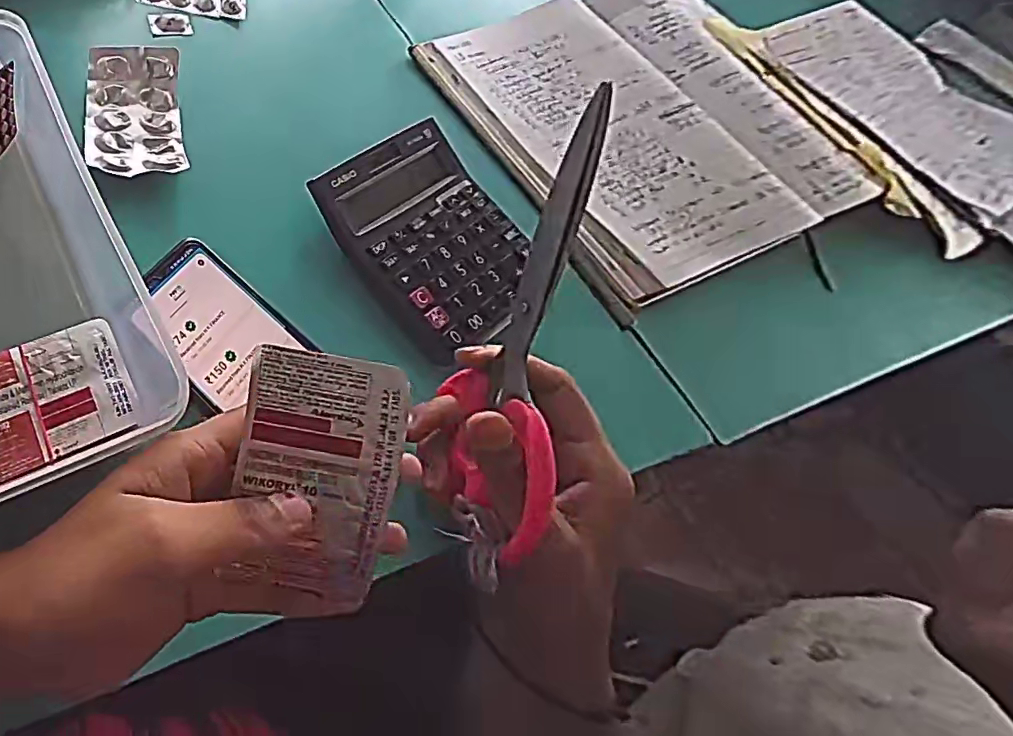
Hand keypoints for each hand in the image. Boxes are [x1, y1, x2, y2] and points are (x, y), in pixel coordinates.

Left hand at [0, 407, 407, 697]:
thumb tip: (306, 507)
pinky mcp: (204, 585)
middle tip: (401, 489)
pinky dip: (301, 585)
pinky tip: (346, 591)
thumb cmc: (89, 571)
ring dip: (330, 537)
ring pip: (279, 532)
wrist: (31, 635)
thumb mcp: (163, 540)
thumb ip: (236, 525)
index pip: (259, 427)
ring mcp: (206, 539)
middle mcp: (203, 491)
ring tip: (392, 540)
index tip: (367, 427)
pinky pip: (262, 580)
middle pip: (280, 480)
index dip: (313, 424)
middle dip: (337, 484)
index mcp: (188, 460)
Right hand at [409, 346, 630, 713]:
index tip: (464, 361)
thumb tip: (485, 414)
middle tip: (425, 426)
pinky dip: (441, 464)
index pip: (554, 390)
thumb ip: (509, 473)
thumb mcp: (536, 536)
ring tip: (431, 474)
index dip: (512, 366)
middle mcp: (555, 458)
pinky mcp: (494, 486)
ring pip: (474, 426)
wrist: (533, 652)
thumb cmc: (554, 600)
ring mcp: (521, 471)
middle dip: (460, 410)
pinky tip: (437, 490)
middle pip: (502, 404)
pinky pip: (460, 454)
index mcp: (587, 463)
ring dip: (444, 441)